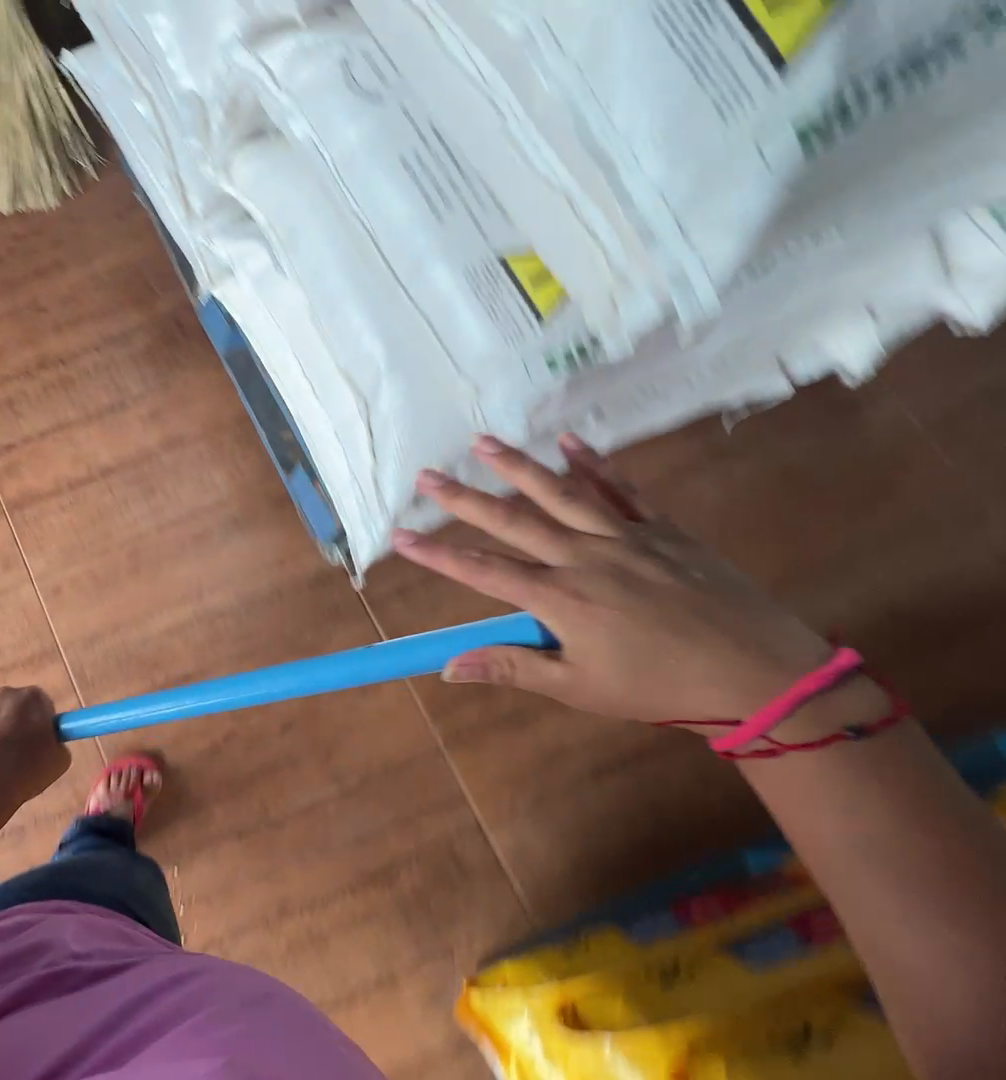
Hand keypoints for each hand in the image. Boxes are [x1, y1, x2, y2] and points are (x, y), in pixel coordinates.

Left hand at [0, 686, 69, 807]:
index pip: (42, 704)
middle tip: (21, 751)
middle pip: (16, 706)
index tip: (41, 741)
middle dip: (18, 723)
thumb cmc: (29, 770)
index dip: (43, 722)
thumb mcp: (60, 759)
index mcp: (33, 698)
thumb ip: (56, 743)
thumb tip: (49, 743)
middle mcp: (6, 694)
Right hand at [393, 434, 835, 724]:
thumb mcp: (580, 688)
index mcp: (560, 599)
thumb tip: (449, 667)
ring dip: (518, 467)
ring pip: (561, 494)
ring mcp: (626, 539)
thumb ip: (513, 668)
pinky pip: (624, 490)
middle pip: (512, 521)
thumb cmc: (661, 688)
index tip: (400, 536)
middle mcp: (584, 558)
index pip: (483, 570)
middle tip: (427, 475)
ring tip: (483, 442)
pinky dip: (595, 464)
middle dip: (463, 498)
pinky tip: (569, 441)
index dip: (437, 553)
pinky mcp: (664, 531)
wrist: (763, 675)